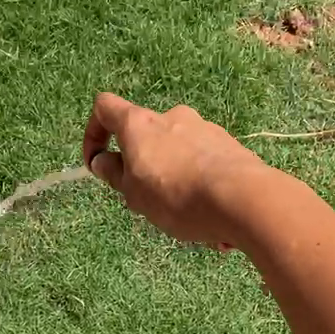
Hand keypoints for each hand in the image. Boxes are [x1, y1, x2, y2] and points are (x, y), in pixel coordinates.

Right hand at [81, 92, 272, 249]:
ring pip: (180, 159)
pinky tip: (215, 225)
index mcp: (140, 124)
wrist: (241, 198)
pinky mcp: (229, 146)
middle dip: (146, 172)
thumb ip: (116, 176)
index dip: (94, 134)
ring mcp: (204, 129)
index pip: (105, 108)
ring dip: (178, 186)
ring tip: (190, 223)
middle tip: (153, 206)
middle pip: (148, 140)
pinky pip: (206, 170)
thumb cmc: (176, 196)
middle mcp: (172, 117)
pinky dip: (203, 192)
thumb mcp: (134, 194)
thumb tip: (103, 161)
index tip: (98, 164)